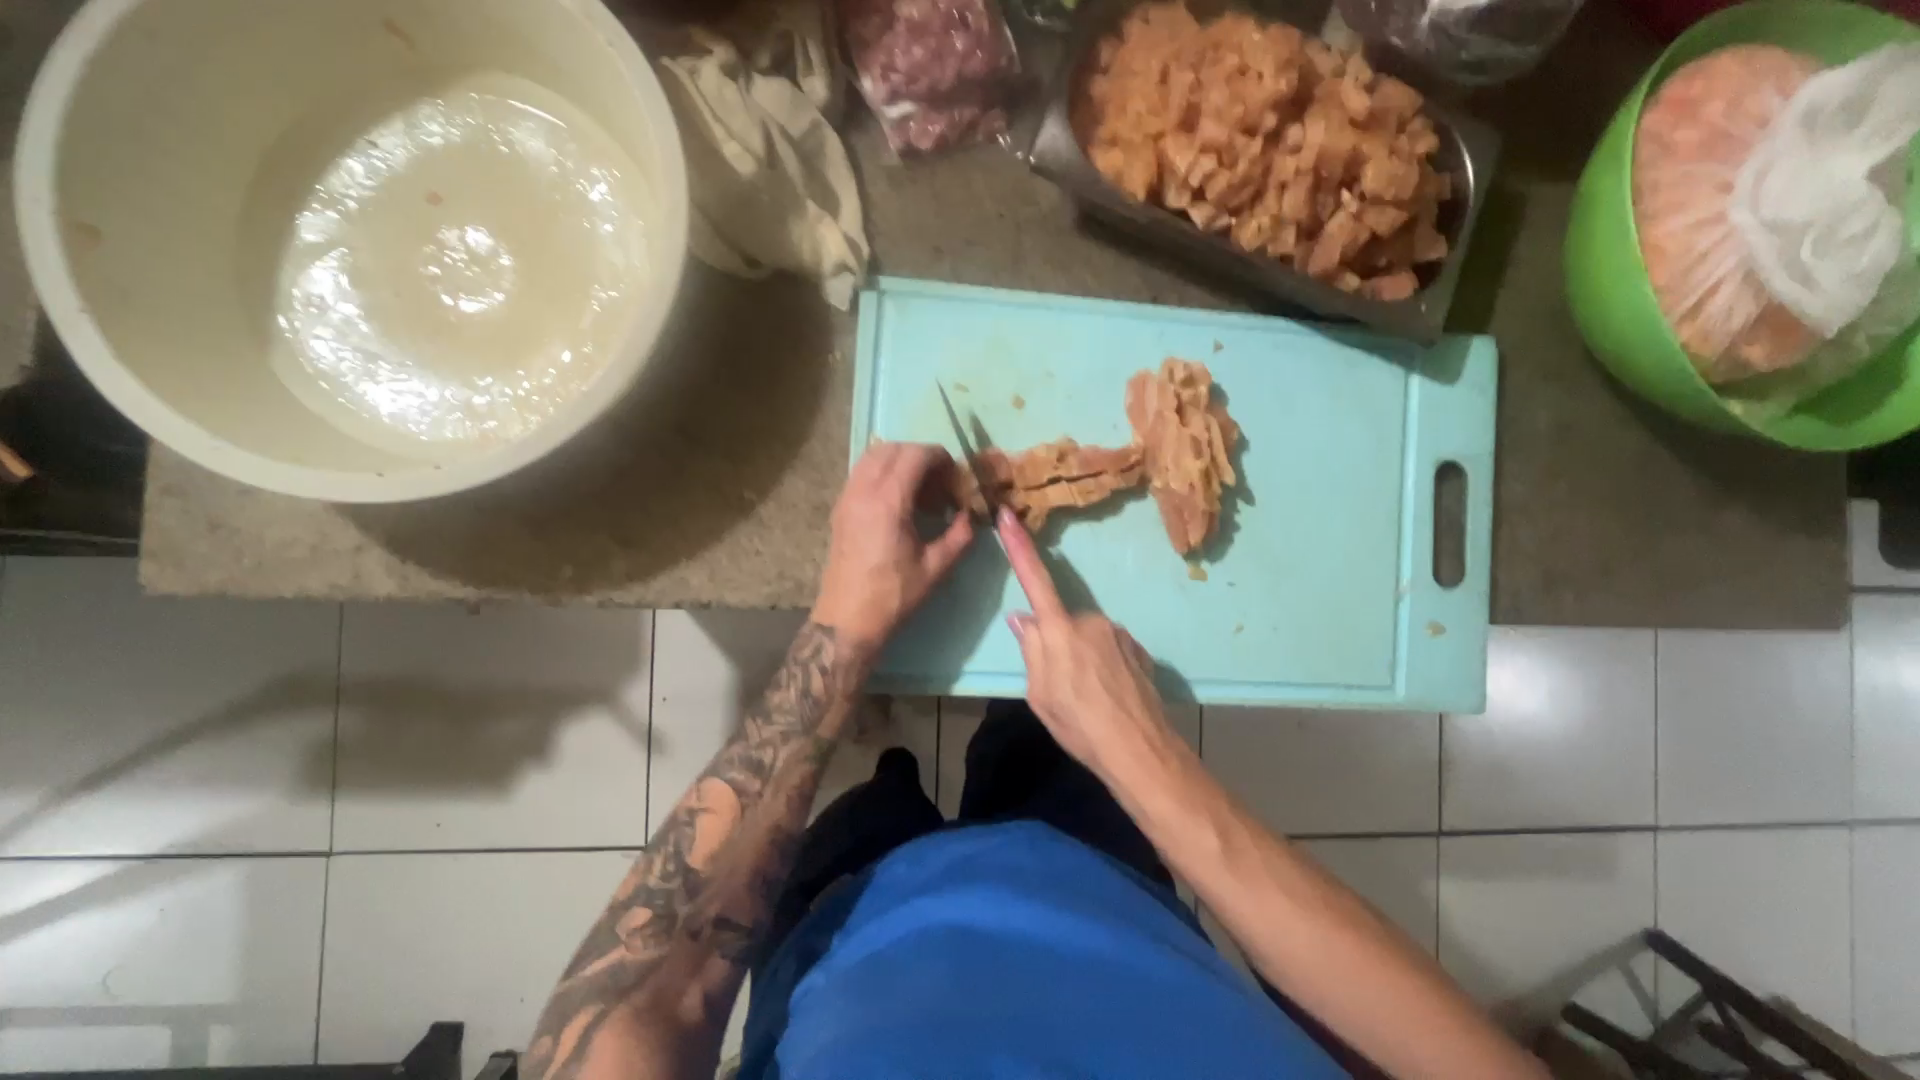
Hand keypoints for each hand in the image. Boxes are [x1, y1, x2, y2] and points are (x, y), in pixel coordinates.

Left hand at [812, 442, 974, 653]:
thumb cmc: (894, 596)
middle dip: (920, 456)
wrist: (847, 621)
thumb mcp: (936, 567)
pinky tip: (898, 500)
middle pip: (893, 448)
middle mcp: (863, 490)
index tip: (955, 475)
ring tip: (919, 488)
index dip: (940, 457)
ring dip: (899, 461)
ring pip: (873, 456)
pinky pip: (861, 472)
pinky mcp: (839, 508)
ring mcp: (847, 497)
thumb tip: (973, 514)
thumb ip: (960, 534)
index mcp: (888, 501)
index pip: (916, 455)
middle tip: (940, 481)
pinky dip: (882, 472)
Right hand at [997, 506, 1173, 781]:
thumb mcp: (1040, 695)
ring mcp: (1119, 633)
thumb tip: (1022, 619)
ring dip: (1083, 659)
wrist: (1140, 750)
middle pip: (1062, 624)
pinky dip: (1105, 668)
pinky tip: (1110, 697)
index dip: (1018, 547)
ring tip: (1089, 699)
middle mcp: (1092, 620)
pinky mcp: (1140, 649)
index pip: (1034, 580)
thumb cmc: (1079, 725)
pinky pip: (1111, 650)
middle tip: (1062, 689)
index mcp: (1060, 630)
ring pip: (1088, 638)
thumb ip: (1031, 651)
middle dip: (1058, 645)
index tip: (1007, 514)